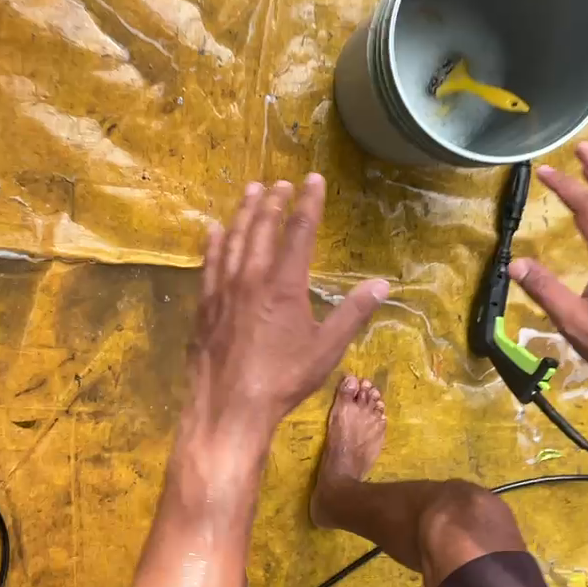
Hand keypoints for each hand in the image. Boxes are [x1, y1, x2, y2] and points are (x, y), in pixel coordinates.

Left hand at [183, 174, 389, 452]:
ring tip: (251, 191)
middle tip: (281, 182)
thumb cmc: (283, 379)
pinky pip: (209, 263)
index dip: (308, 202)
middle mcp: (251, 277)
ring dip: (244, 212)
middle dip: (273, 201)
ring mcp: (223, 289)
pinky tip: (214, 231)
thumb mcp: (326, 349)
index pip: (300, 231)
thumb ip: (353, 313)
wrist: (229, 406)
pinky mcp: (205, 305)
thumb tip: (382, 284)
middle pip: (262, 227)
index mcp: (285, 284)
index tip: (313, 179)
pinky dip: (214, 243)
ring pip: (233, 239)